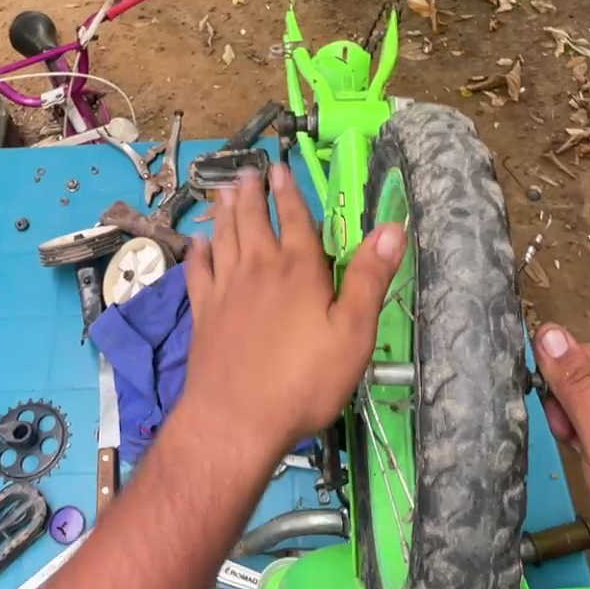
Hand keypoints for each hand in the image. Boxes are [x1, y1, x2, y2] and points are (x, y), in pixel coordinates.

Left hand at [182, 164, 404, 459]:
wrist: (236, 419)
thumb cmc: (304, 380)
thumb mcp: (352, 333)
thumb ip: (369, 278)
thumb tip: (392, 226)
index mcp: (298, 270)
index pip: (296, 219)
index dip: (289, 192)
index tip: (279, 169)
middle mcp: (259, 269)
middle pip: (253, 220)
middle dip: (251, 193)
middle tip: (246, 172)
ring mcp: (226, 289)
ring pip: (224, 237)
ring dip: (225, 211)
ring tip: (225, 191)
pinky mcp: (204, 312)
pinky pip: (198, 271)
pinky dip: (198, 252)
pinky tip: (197, 243)